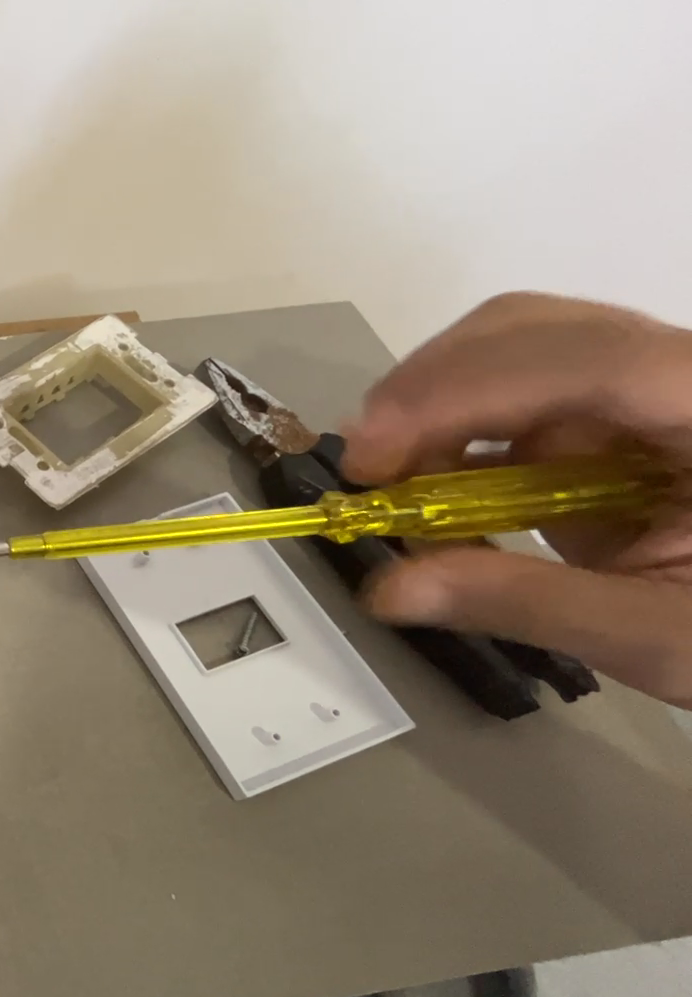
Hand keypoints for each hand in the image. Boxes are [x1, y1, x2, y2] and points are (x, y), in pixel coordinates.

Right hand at [343, 291, 691, 705]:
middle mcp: (687, 375)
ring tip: (391, 485)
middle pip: (533, 331)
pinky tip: (426, 492)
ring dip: (427, 413)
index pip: (591, 364)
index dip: (460, 395)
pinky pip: (507, 400)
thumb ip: (528, 603)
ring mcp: (648, 390)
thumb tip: (387, 591)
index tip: (367, 461)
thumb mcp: (663, 635)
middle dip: (425, 391)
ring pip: (508, 352)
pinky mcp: (612, 417)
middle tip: (367, 469)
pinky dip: (446, 440)